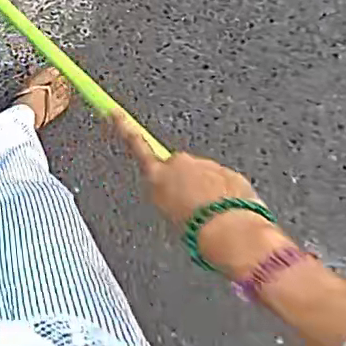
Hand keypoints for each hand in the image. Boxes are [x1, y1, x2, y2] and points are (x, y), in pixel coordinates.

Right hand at [112, 112, 289, 275]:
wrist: (231, 232)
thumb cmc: (194, 229)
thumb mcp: (165, 213)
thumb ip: (163, 193)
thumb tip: (168, 190)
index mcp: (157, 174)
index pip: (137, 145)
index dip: (124, 126)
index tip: (115, 112)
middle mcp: (180, 163)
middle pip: (178, 166)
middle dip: (184, 180)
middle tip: (190, 207)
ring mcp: (206, 165)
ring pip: (203, 175)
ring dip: (206, 191)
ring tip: (210, 218)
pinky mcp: (229, 172)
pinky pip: (225, 182)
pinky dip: (226, 196)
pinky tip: (227, 215)